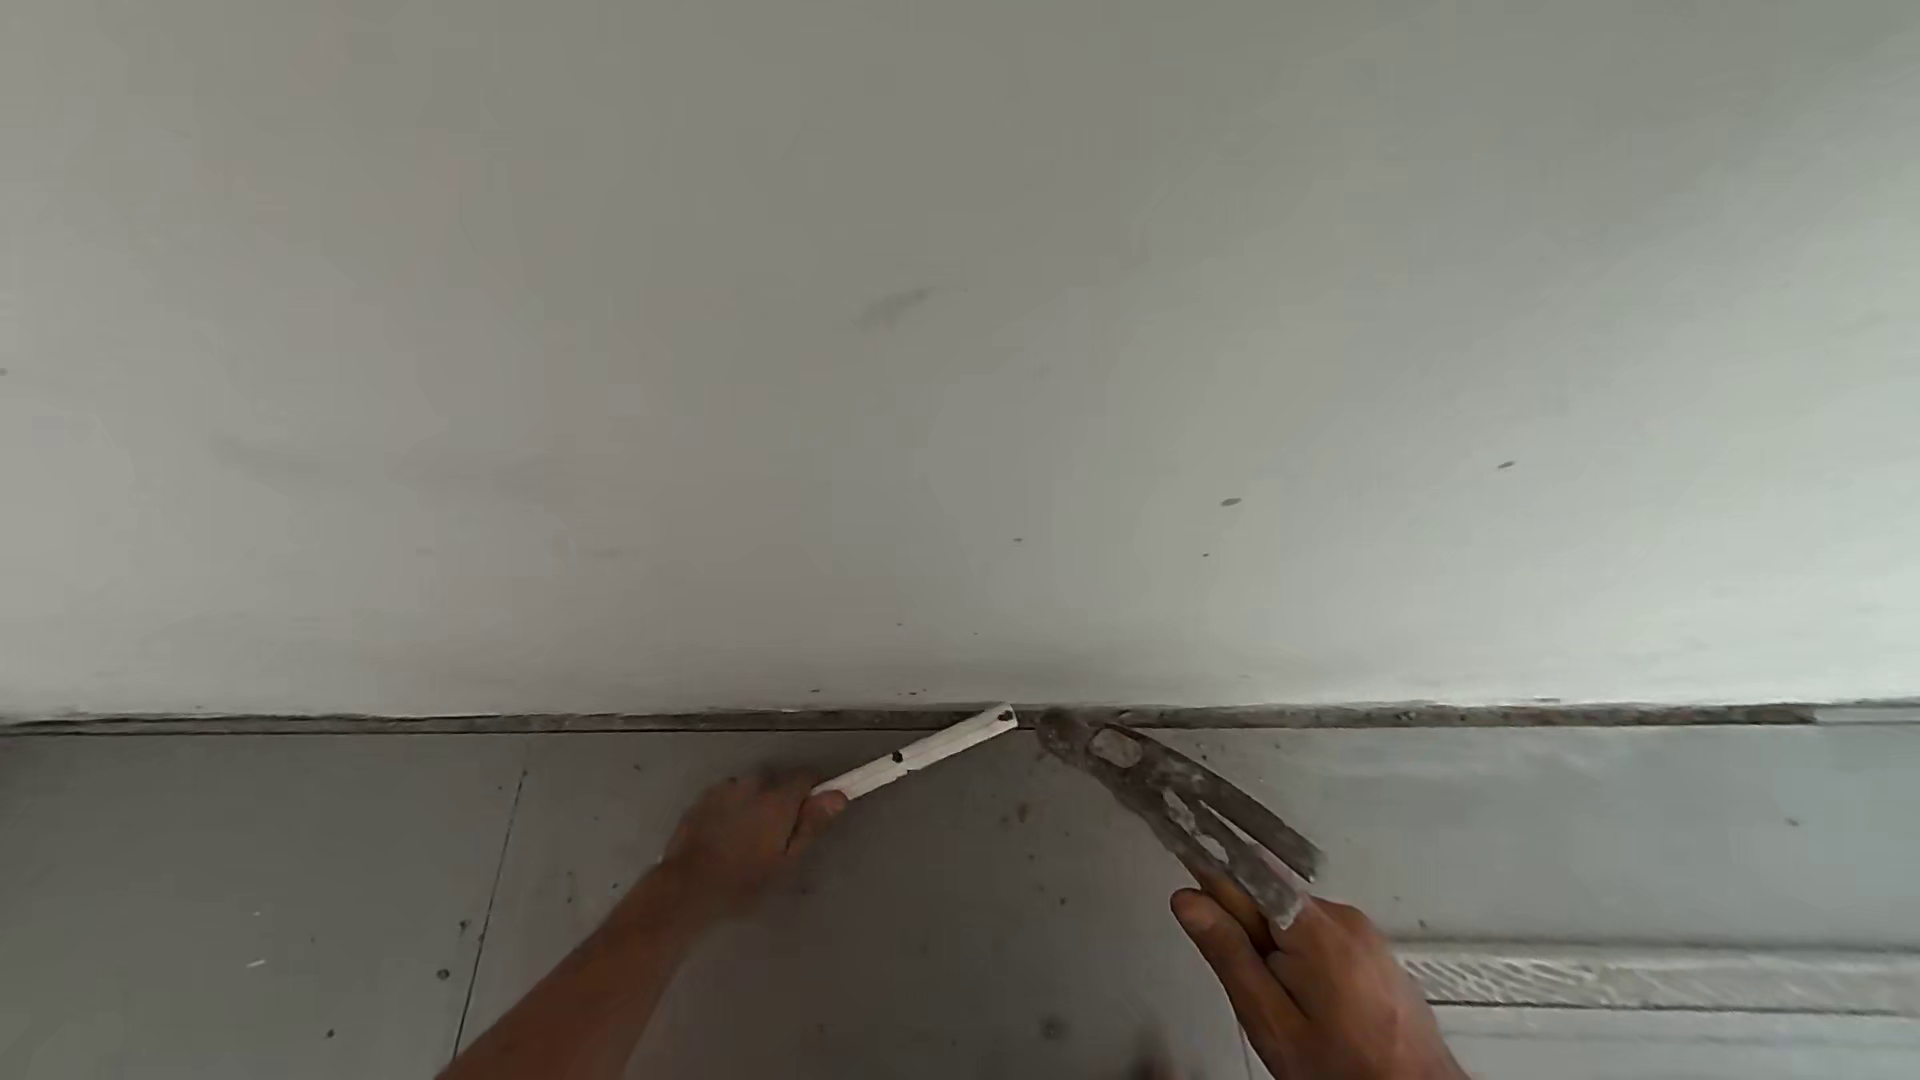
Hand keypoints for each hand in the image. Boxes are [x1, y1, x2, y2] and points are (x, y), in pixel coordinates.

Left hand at [652, 772, 846, 919]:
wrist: (685, 890)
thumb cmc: (743, 881)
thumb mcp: (786, 860)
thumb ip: (813, 823)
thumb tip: (839, 795)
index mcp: (779, 797)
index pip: (808, 776)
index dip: (813, 792)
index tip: (810, 813)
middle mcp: (754, 783)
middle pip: (779, 781)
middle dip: (782, 800)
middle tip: (776, 836)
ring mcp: (726, 787)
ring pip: (753, 788)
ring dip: (756, 803)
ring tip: (746, 838)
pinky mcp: (704, 797)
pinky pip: (729, 795)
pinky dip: (733, 807)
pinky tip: (725, 835)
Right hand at [1172, 876, 1466, 1079]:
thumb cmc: (1344, 1074)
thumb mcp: (1272, 1022)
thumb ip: (1229, 954)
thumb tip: (1186, 898)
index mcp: (1313, 927)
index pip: (1244, 871)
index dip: (1209, 874)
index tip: (1183, 867)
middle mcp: (1342, 915)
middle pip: (1266, 896)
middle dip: (1247, 928)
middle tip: (1253, 984)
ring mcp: (1363, 930)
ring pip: (1291, 916)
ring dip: (1275, 943)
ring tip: (1290, 1001)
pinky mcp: (1375, 947)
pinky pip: (1319, 931)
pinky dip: (1303, 953)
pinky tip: (1315, 1000)